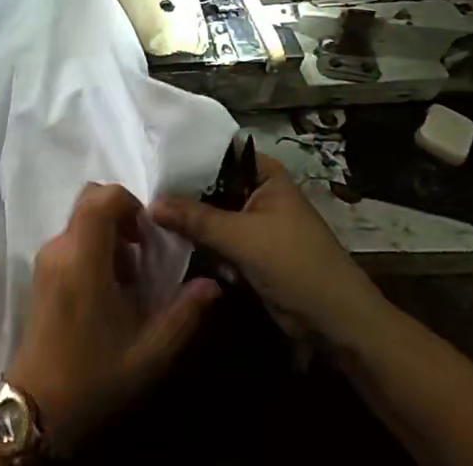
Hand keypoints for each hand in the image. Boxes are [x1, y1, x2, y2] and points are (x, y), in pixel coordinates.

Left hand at [7, 184, 218, 453]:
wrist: (37, 408)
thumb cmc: (94, 376)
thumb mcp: (148, 352)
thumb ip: (182, 314)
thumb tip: (213, 285)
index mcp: (83, 259)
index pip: (102, 198)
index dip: (130, 203)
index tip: (147, 234)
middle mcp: (59, 249)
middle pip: (91, 202)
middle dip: (121, 217)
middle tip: (140, 254)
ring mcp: (46, 259)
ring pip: (83, 221)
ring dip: (110, 236)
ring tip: (127, 281)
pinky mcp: (41, 272)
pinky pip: (73, 239)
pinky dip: (95, 249)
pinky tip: (108, 291)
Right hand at [151, 156, 382, 342]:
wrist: (334, 320)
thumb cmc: (295, 264)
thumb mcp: (242, 238)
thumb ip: (195, 218)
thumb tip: (149, 204)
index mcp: (263, 172)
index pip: (217, 152)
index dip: (184, 154)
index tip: (147, 157)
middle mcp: (256, 189)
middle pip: (210, 183)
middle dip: (180, 191)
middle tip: (139, 189)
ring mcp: (251, 220)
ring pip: (209, 212)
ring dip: (185, 218)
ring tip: (142, 213)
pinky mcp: (247, 249)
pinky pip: (215, 237)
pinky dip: (197, 240)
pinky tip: (162, 238)